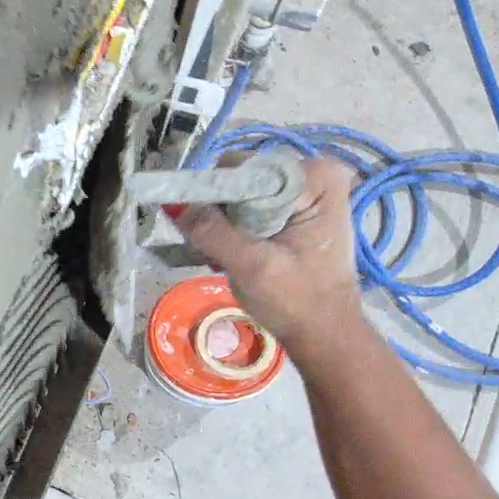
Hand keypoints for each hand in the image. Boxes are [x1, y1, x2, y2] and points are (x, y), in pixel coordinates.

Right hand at [170, 157, 363, 347]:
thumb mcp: (251, 267)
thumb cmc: (297, 301)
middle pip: (239, 176)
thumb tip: (173, 205)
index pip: (244, 167)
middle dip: (220, 211)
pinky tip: (232, 252)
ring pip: (237, 191)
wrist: (324, 331)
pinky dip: (231, 227)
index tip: (210, 232)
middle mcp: (312, 175)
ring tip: (223, 255)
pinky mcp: (293, 207)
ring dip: (221, 222)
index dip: (218, 197)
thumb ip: (213, 233)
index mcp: (318, 179)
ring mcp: (303, 191)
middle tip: (216, 248)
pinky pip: (246, 204)